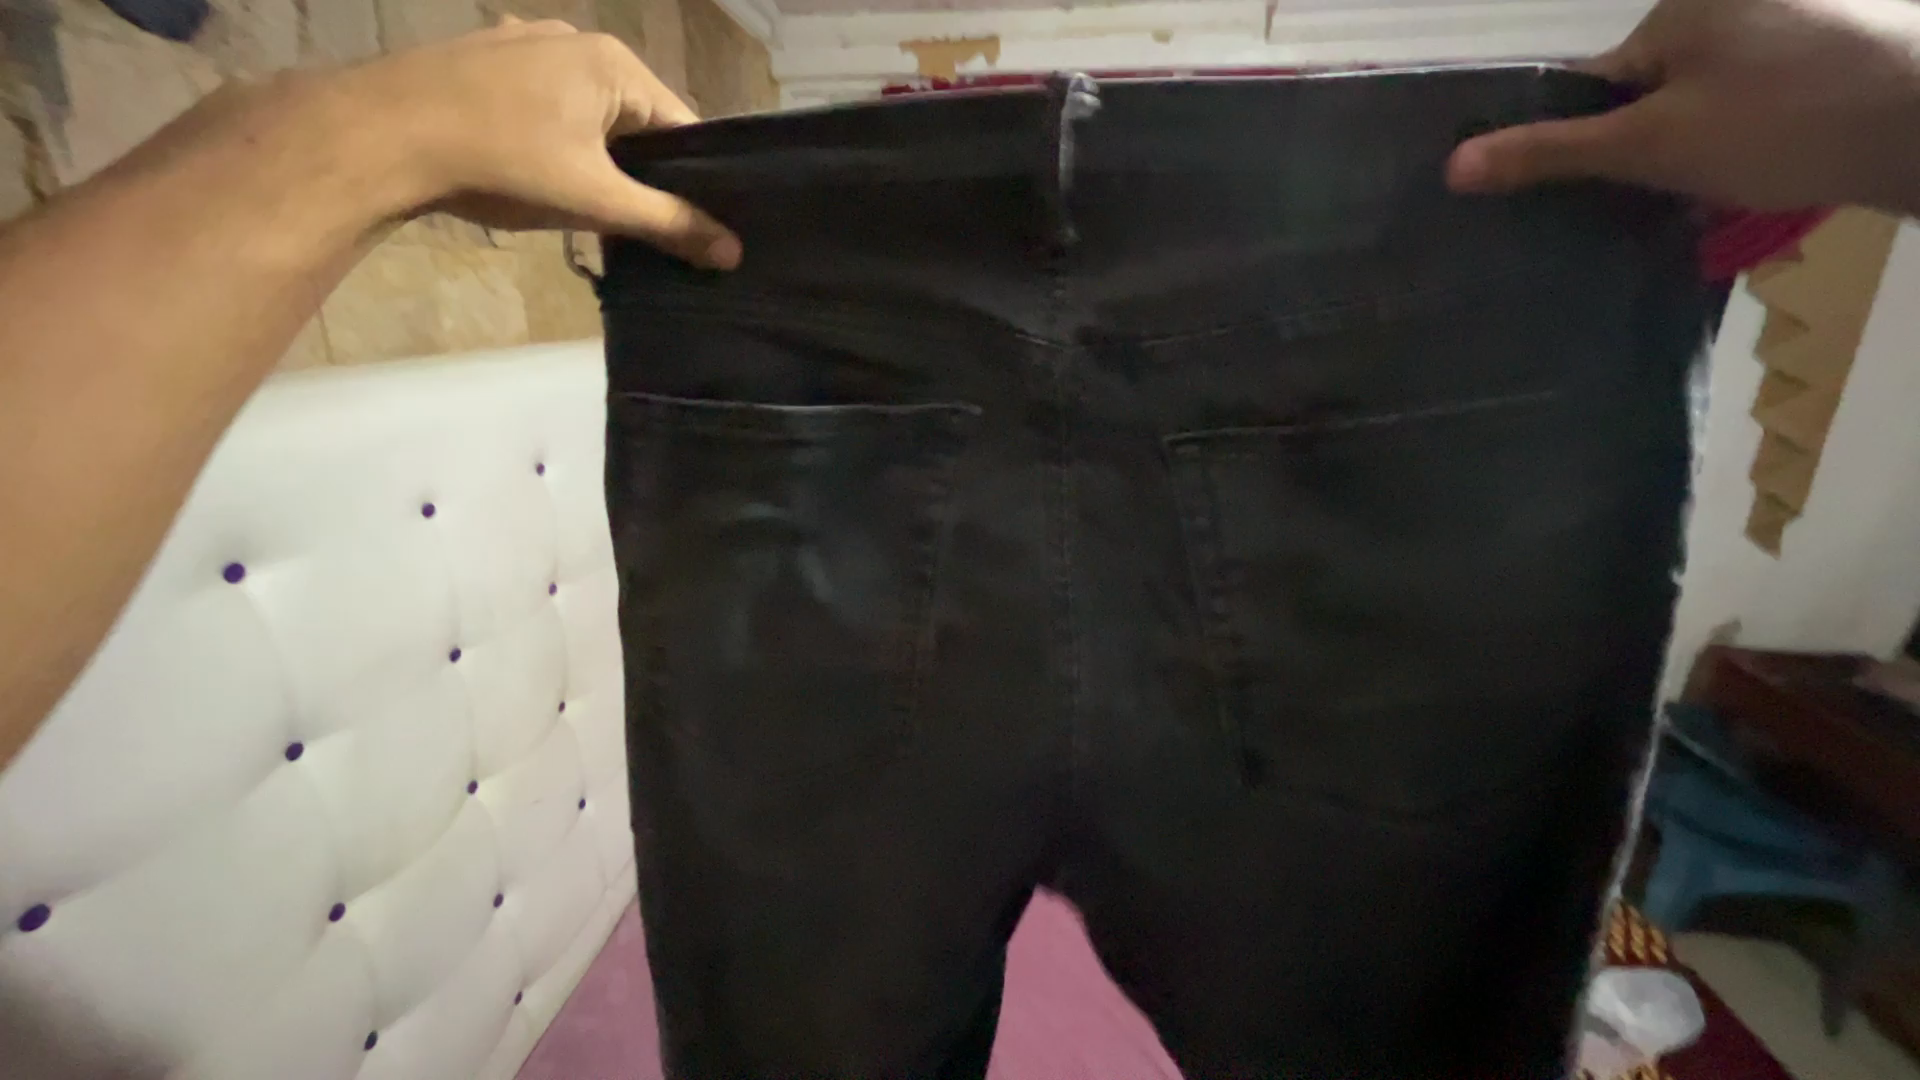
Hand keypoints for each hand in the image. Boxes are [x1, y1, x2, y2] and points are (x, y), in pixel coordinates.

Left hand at [334, 17, 739, 267]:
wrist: (378, 135)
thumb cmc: (504, 162)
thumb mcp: (599, 201)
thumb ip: (670, 224)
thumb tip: (733, 251)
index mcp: (615, 64)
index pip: (684, 127)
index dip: (695, 180)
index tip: (697, 225)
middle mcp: (576, 39)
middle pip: (639, 120)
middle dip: (645, 172)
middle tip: (645, 224)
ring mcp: (526, 41)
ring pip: (594, 114)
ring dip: (602, 159)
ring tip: (592, 203)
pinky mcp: (489, 58)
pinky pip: (551, 103)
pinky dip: (560, 138)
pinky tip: (543, 169)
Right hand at [1447, 0, 1919, 214]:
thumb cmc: (1780, 123)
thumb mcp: (1647, 145)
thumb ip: (1549, 152)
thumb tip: (1452, 165)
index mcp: (1687, 10)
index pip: (1596, 82)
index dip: (1582, 140)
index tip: (1597, 185)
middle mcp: (1738, 6)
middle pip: (1646, 94)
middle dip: (1639, 148)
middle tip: (1654, 194)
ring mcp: (1792, 29)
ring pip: (1698, 103)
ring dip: (1688, 151)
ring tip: (1704, 189)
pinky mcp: (1831, 59)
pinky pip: (1749, 104)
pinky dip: (1738, 142)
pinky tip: (1751, 171)